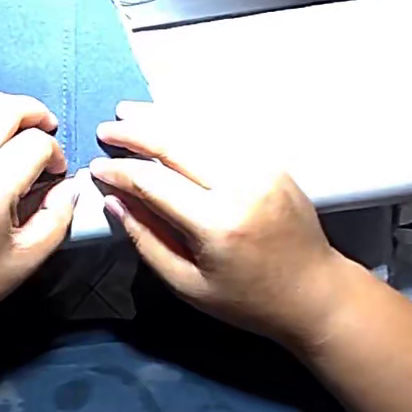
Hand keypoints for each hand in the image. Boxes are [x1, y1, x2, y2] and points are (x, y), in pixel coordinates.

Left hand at [0, 91, 79, 345]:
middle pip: (4, 107)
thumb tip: (68, 187)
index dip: (56, 155)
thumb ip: (56, 219)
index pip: (35, 144)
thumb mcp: (22, 262)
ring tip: (21, 127)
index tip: (57, 175)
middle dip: (34, 113)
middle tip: (49, 132)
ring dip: (4, 106)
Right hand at [90, 102, 362, 353]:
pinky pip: (225, 132)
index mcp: (217, 223)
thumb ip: (147, 239)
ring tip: (129, 112)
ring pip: (200, 129)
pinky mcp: (272, 162)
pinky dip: (193, 121)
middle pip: (176, 144)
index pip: (154, 183)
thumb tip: (114, 200)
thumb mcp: (187, 284)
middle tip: (106, 129)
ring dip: (161, 117)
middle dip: (136, 133)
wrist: (314, 292)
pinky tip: (172, 117)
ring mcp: (261, 168)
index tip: (96, 168)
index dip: (120, 173)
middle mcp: (240, 185)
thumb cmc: (247, 299)